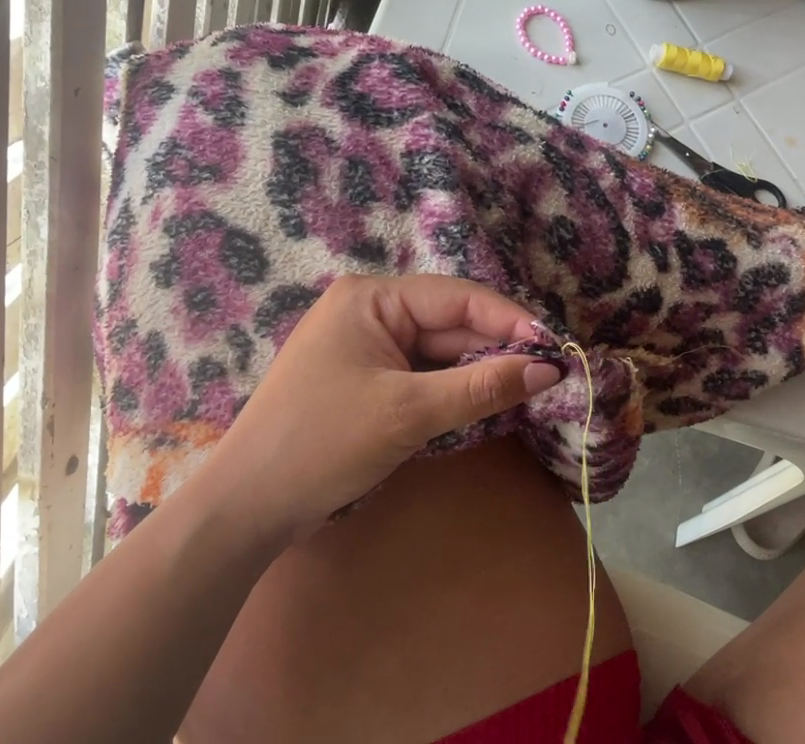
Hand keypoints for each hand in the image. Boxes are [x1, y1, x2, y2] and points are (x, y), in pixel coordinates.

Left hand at [209, 274, 562, 541]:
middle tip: (551, 377)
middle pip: (451, 324)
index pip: (457, 298)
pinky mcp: (368, 384)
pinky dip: (455, 391)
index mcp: (372, 299)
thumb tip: (549, 369)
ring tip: (532, 391)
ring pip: (441, 354)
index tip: (556, 349)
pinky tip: (490, 404)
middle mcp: (371, 313)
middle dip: (498, 350)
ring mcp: (368, 349)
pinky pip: (424, 377)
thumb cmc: (323, 443)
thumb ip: (481, 387)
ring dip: (480, 373)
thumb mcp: (408, 413)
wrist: (248, 506)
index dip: (510, 321)